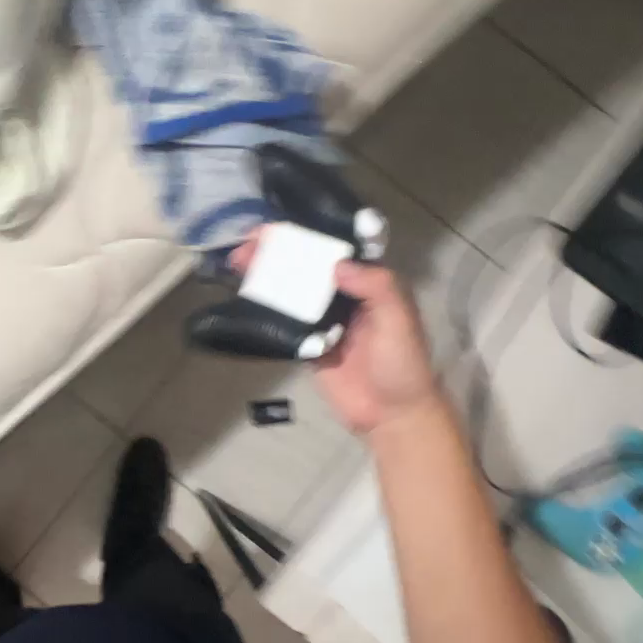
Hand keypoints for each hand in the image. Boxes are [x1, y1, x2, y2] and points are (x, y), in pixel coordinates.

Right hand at [230, 231, 437, 436]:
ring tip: (240, 262)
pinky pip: (285, 323)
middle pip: (308, 267)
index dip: (310, 234)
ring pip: (292, 291)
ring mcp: (324, 321)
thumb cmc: (403, 364)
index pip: (337, 249)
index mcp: (370, 283)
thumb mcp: (400, 320)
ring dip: (267, 276)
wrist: (391, 416)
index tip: (282, 226)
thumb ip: (377, 287)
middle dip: (278, 252)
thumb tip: (336, 265)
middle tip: (249, 243)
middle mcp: (345, 296)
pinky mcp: (307, 345)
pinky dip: (266, 309)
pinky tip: (245, 297)